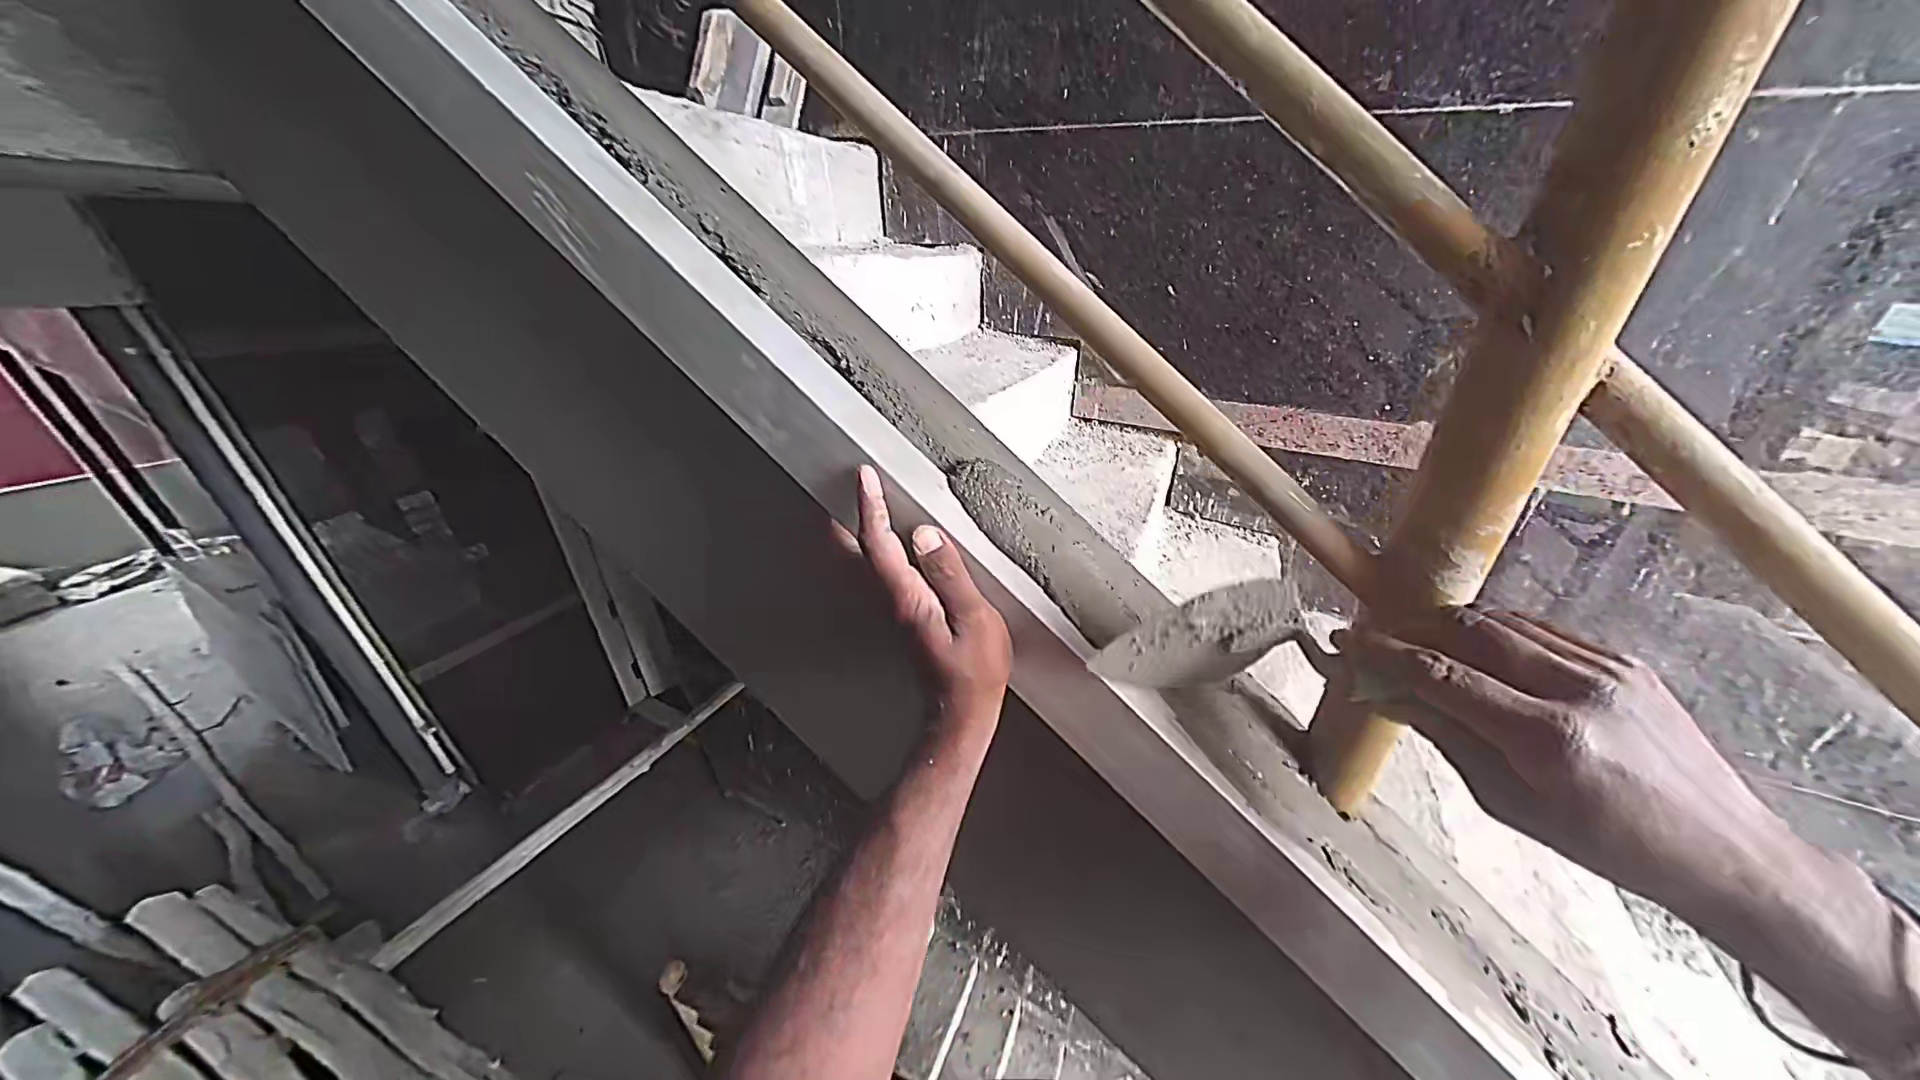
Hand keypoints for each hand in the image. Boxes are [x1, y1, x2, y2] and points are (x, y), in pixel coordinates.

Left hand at [841, 466, 1010, 730]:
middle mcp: (892, 603)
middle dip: (851, 517)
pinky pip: (880, 576)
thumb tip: (927, 536)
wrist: (960, 712)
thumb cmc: (973, 673)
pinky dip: (876, 552)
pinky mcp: (904, 619)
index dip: (870, 507)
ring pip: (865, 564)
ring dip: (862, 532)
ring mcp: (895, 612)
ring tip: (867, 506)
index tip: (866, 477)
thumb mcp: (975, 620)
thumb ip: (950, 575)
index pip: (878, 543)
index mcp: (907, 598)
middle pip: (858, 552)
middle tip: (854, 487)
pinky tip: (891, 547)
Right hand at [1337, 609, 1808, 920]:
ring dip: (1448, 625)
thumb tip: (1386, 696)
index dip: (1385, 655)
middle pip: (1469, 630)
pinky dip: (1493, 630)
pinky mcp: (1624, 661)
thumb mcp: (1509, 801)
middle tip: (1376, 637)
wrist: (1729, 852)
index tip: (1347, 644)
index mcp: (1547, 737)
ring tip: (1415, 639)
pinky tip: (1472, 647)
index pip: (1441, 675)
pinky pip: (1539, 628)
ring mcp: (1608, 668)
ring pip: (1502, 620)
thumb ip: (1446, 736)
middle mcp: (1578, 689)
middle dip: (1411, 628)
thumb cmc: (1608, 844)